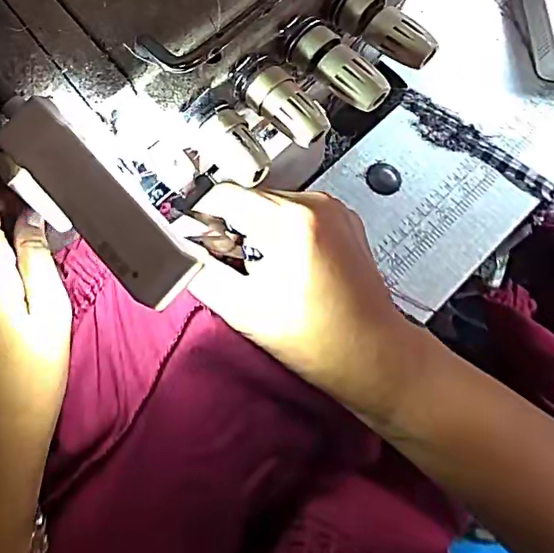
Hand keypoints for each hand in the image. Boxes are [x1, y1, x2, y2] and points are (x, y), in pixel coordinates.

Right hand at [187, 185, 430, 422]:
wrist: (376, 357)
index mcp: (293, 220)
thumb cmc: (323, 342)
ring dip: (253, 230)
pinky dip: (279, 231)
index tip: (191, 237)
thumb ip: (202, 274)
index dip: (200, 218)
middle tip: (227, 264)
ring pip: (269, 204)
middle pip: (247, 199)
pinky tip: (283, 265)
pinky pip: (293, 212)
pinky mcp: (341, 218)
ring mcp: (332, 209)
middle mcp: (316, 204)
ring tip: (260, 270)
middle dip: (229, 228)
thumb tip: (177, 252)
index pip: (225, 195)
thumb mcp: (246, 310)